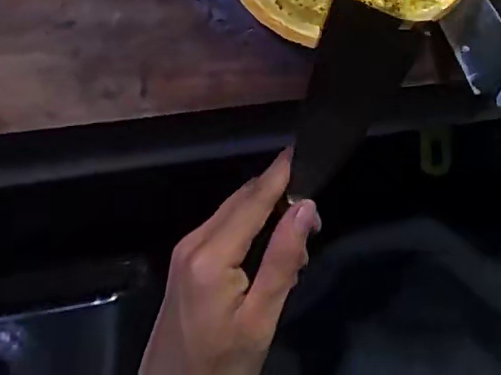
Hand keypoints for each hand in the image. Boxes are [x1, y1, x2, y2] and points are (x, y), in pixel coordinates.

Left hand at [140, 151, 321, 374]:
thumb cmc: (219, 368)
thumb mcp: (260, 321)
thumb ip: (283, 259)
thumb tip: (307, 205)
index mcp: (211, 255)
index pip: (256, 196)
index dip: (283, 171)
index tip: (308, 149)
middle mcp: (194, 242)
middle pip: (245, 196)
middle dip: (281, 194)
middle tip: (315, 219)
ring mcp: (185, 251)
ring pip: (236, 208)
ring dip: (268, 210)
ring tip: (299, 239)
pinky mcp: (185, 263)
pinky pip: (225, 225)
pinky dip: (252, 225)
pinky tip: (271, 249)